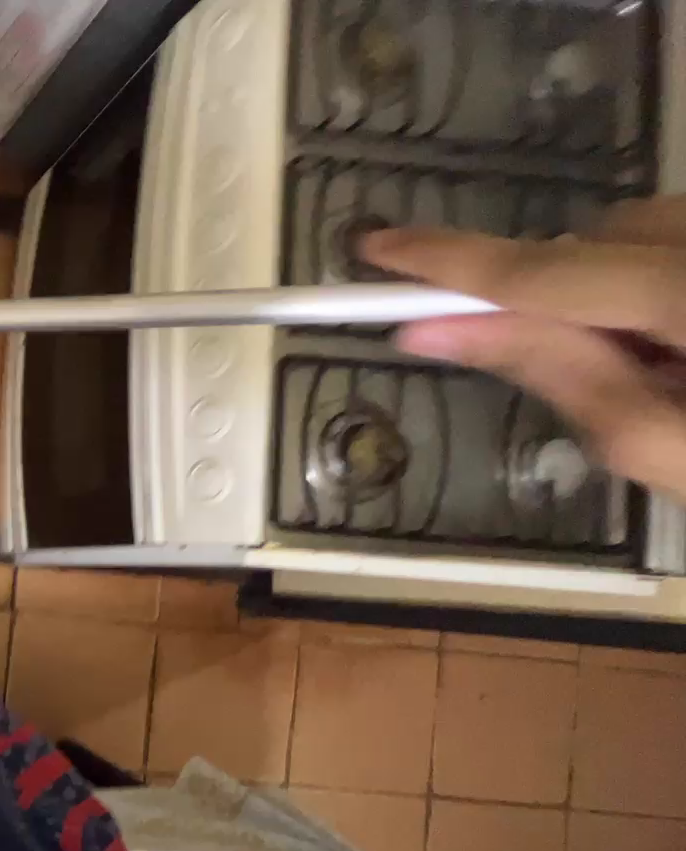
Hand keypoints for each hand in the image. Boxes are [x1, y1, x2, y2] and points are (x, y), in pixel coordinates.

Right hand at [362, 197, 685, 502]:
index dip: (448, 261)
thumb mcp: (662, 446)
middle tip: (571, 358)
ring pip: (652, 227)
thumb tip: (429, 330)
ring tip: (667, 357)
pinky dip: (664, 277)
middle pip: (603, 235)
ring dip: (615, 282)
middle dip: (553, 285)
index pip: (544, 272)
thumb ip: (551, 373)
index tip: (372, 248)